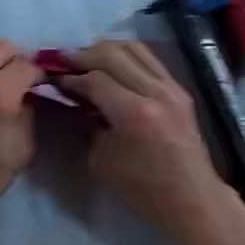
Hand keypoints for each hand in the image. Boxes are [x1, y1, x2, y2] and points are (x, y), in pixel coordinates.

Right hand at [57, 41, 244, 244]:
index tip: (53, 77)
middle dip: (84, 55)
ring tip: (85, 57)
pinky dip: (127, 55)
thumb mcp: (102, 160)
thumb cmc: (143, 188)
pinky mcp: (180, 88)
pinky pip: (150, 59)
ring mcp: (172, 87)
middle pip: (114, 55)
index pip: (96, 80)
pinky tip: (111, 63)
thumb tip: (70, 98)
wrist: (191, 196)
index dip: (71, 77)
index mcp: (135, 113)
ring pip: (134, 49)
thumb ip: (87, 123)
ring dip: (106, 49)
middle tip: (62, 59)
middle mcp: (156, 91)